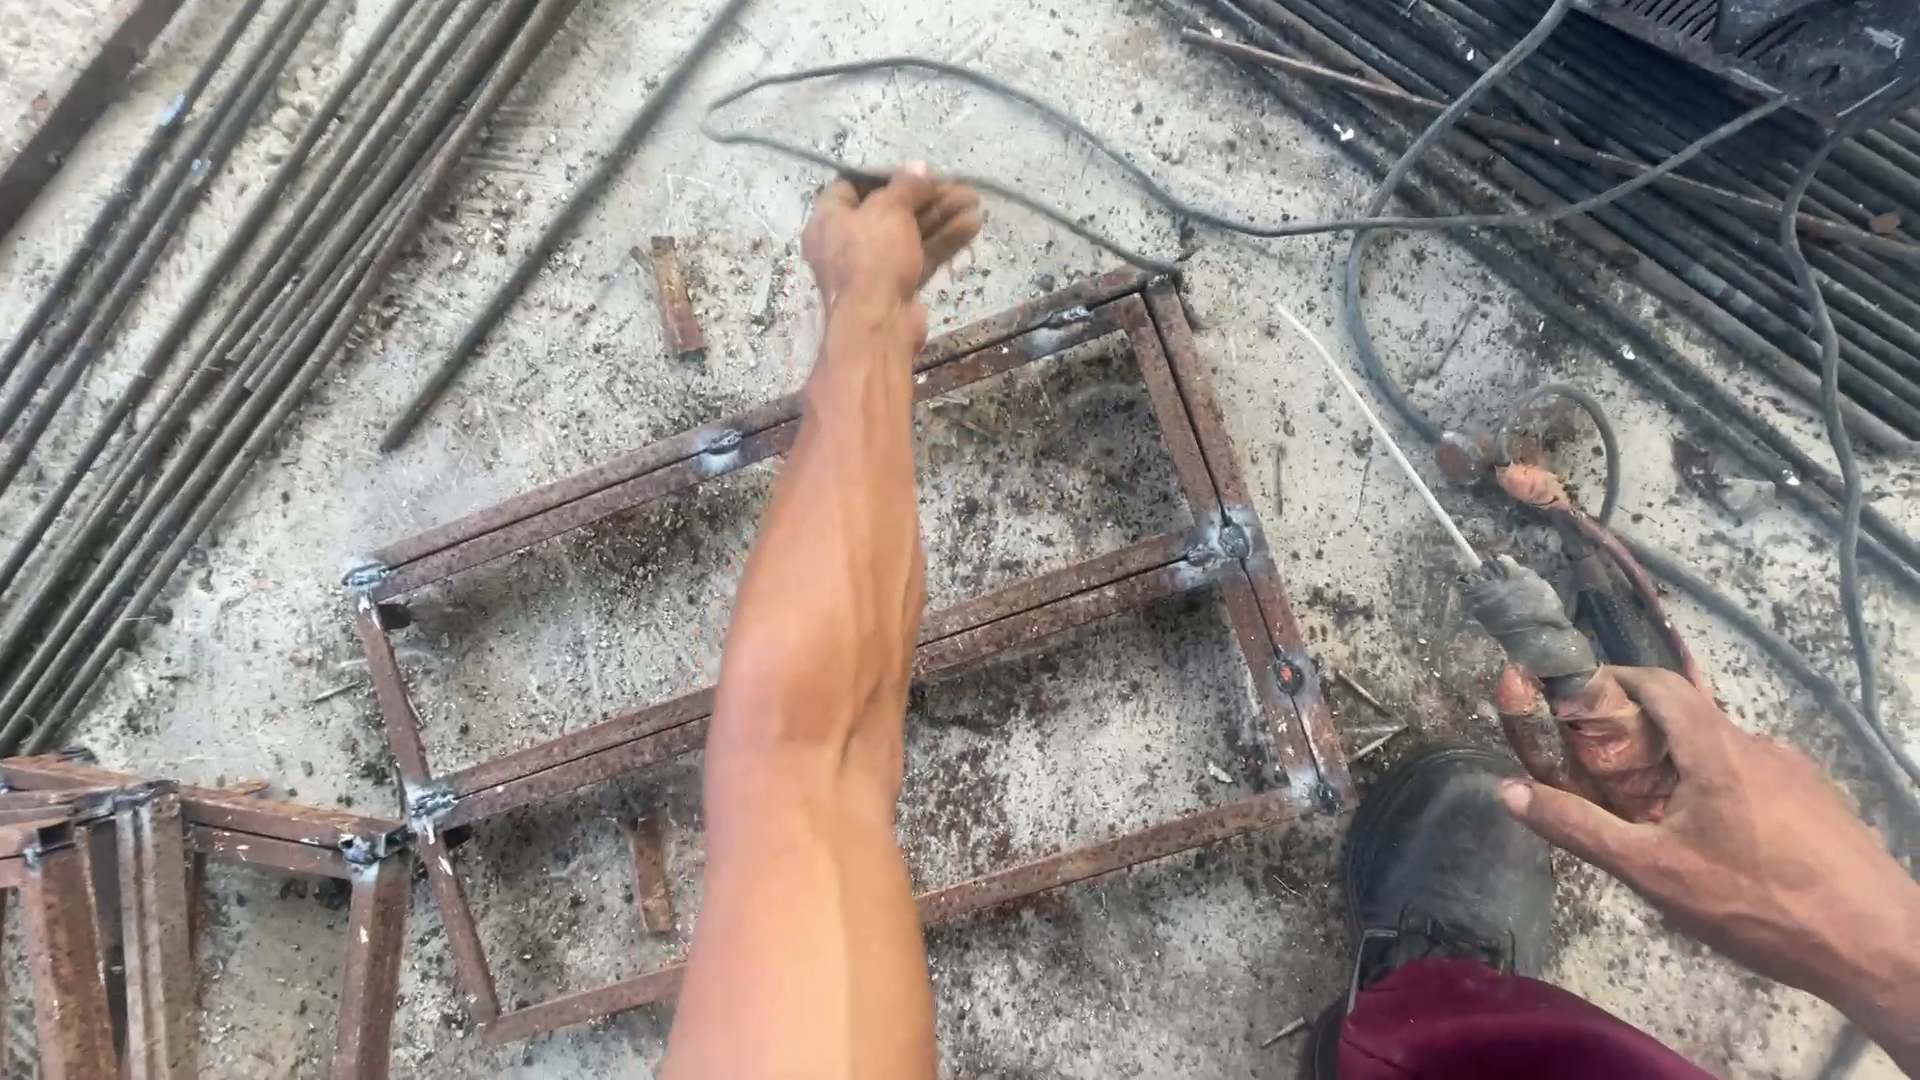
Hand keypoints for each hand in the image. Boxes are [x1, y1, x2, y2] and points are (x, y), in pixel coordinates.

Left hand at [800, 162, 980, 315]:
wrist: (877, 324)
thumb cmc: (871, 257)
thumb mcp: (888, 210)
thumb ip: (906, 186)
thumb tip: (920, 168)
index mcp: (829, 220)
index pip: (853, 186)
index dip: (886, 174)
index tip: (914, 169)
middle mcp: (848, 243)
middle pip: (890, 211)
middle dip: (926, 197)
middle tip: (959, 184)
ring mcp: (874, 267)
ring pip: (910, 234)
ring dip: (942, 217)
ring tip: (975, 202)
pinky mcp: (897, 287)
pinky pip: (920, 257)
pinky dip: (944, 241)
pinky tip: (972, 226)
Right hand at [1498, 667, 1919, 1064]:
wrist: (1894, 959)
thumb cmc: (1762, 902)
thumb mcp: (1651, 870)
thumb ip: (1576, 826)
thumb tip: (1506, 791)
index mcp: (1717, 751)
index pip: (1660, 683)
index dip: (1612, 678)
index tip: (1573, 695)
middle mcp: (1759, 748)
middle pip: (1684, 714)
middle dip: (1633, 726)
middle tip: (1595, 761)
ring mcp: (1799, 776)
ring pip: (1717, 747)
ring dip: (1674, 758)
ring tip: (1645, 803)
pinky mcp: (1822, 805)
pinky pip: (1751, 773)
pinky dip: (1712, 781)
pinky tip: (1705, 830)